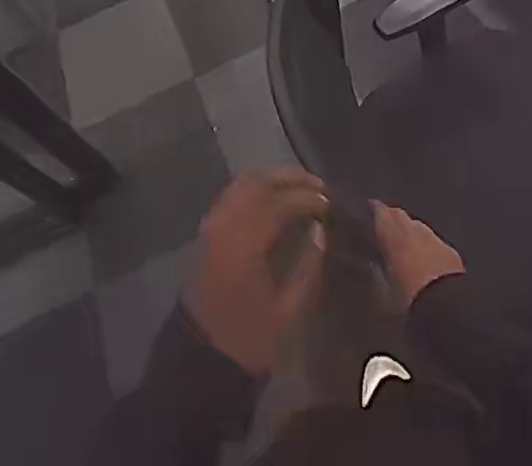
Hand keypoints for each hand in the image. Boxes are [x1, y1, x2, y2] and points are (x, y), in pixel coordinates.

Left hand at [184, 169, 328, 374]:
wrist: (200, 353)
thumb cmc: (247, 337)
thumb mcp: (287, 311)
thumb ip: (307, 266)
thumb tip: (321, 230)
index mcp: (244, 244)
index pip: (279, 203)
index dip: (308, 199)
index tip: (331, 203)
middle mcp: (224, 223)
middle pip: (258, 182)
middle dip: (290, 178)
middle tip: (320, 186)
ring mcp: (212, 223)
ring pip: (243, 183)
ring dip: (272, 179)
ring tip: (302, 187)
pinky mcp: (207, 229)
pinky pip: (232, 194)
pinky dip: (256, 188)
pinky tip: (275, 198)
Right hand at [373, 200, 464, 308]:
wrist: (449, 306)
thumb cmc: (409, 298)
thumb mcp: (383, 290)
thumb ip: (377, 272)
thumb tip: (374, 263)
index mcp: (392, 236)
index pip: (381, 213)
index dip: (375, 208)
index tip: (370, 205)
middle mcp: (412, 231)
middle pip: (400, 214)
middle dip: (392, 214)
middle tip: (385, 219)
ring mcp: (433, 239)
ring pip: (418, 225)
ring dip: (410, 227)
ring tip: (404, 237)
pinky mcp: (450, 251)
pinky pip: (433, 240)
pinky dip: (426, 242)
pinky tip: (426, 253)